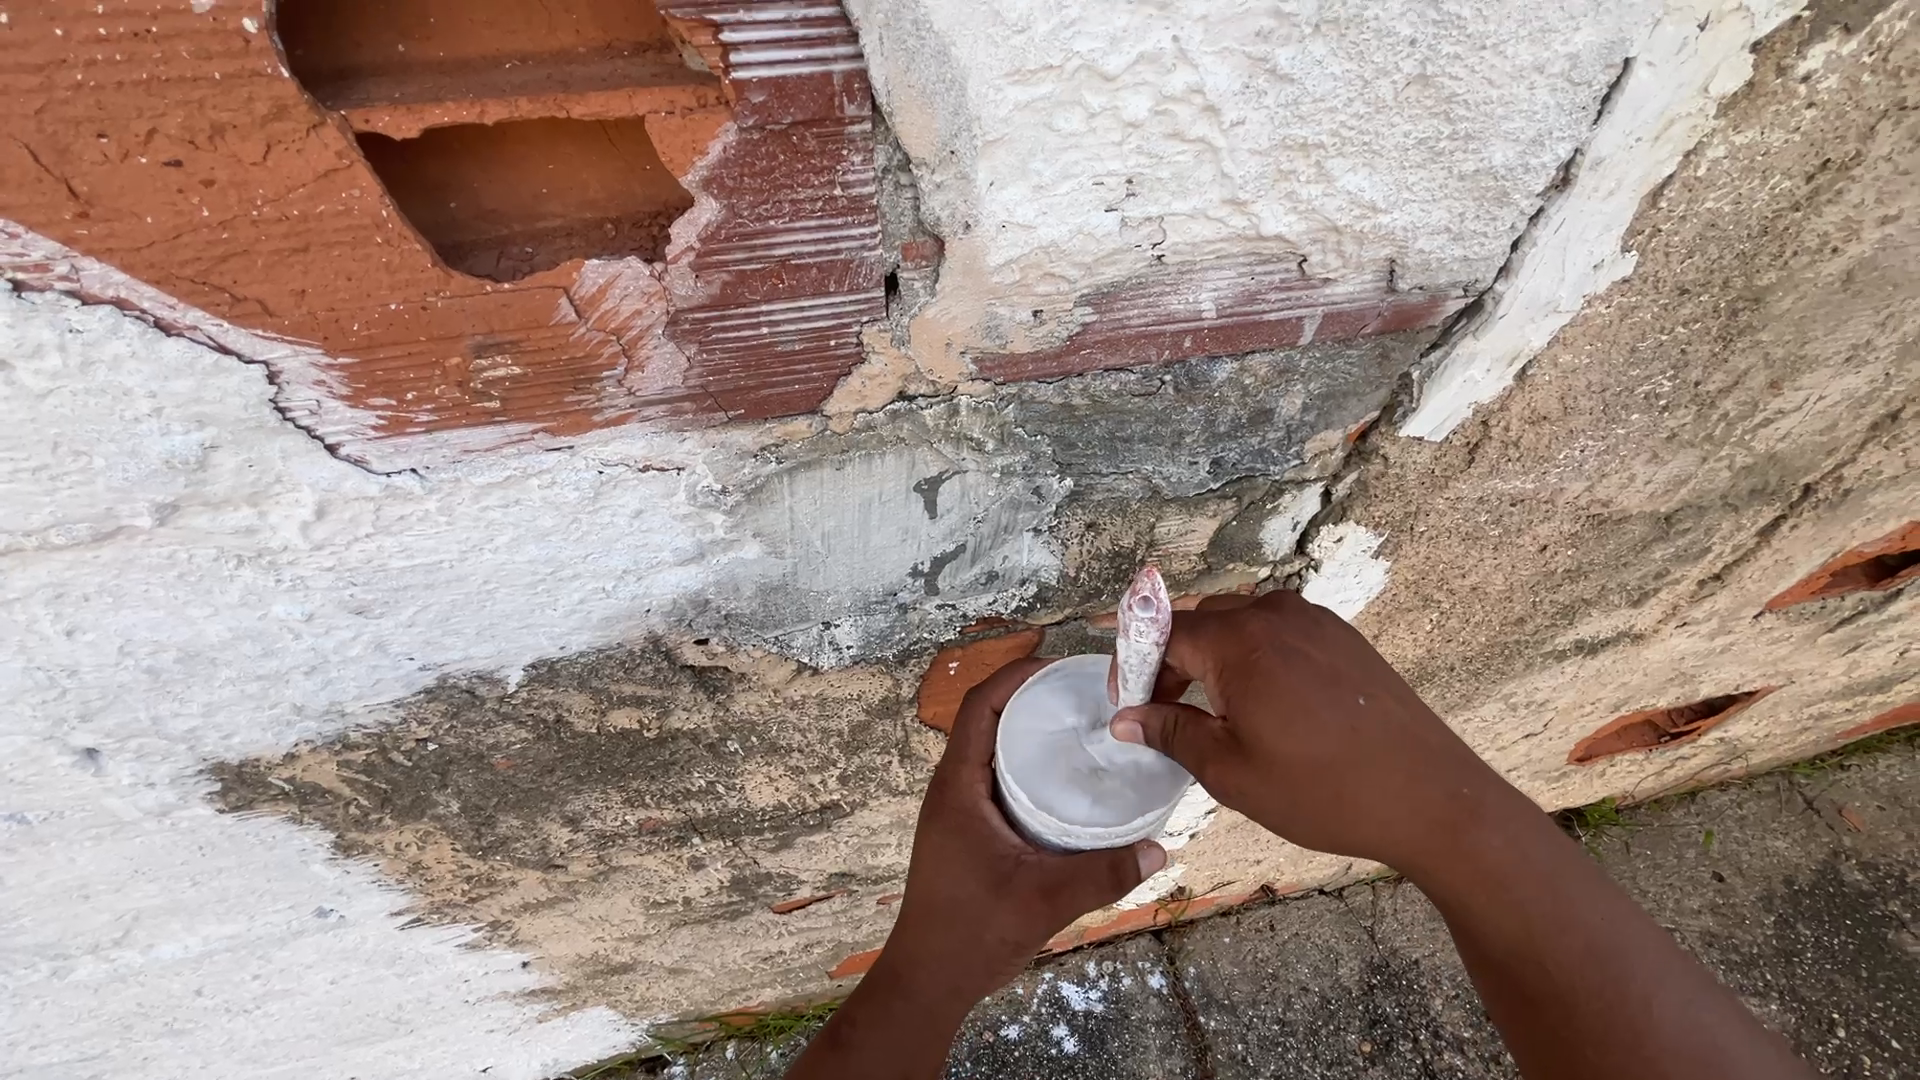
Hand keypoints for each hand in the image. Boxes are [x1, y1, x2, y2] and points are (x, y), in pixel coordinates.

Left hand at [885, 657, 1167, 1004]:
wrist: (928, 978)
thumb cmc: (973, 932)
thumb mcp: (1044, 900)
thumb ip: (1102, 875)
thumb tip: (1158, 848)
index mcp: (958, 786)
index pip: (978, 707)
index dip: (1012, 676)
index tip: (1056, 665)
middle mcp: (950, 787)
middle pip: (982, 718)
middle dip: (1024, 696)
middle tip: (1077, 693)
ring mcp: (954, 807)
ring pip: (986, 747)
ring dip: (1020, 728)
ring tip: (1072, 726)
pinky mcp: (962, 826)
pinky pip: (990, 774)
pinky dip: (1019, 761)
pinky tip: (1057, 781)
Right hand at [1108, 591, 1527, 874]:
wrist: (1434, 800)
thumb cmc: (1322, 790)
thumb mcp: (1230, 770)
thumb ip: (1170, 732)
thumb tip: (1125, 719)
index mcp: (1240, 640)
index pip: (1163, 632)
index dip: (1134, 664)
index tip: (1127, 702)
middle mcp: (1274, 612)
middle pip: (1198, 619)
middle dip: (1170, 658)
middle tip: (1161, 707)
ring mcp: (1313, 619)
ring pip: (1237, 619)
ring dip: (1209, 653)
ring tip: (1207, 703)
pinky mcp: (1341, 635)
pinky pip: (1276, 628)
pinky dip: (1250, 652)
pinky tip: (1257, 695)